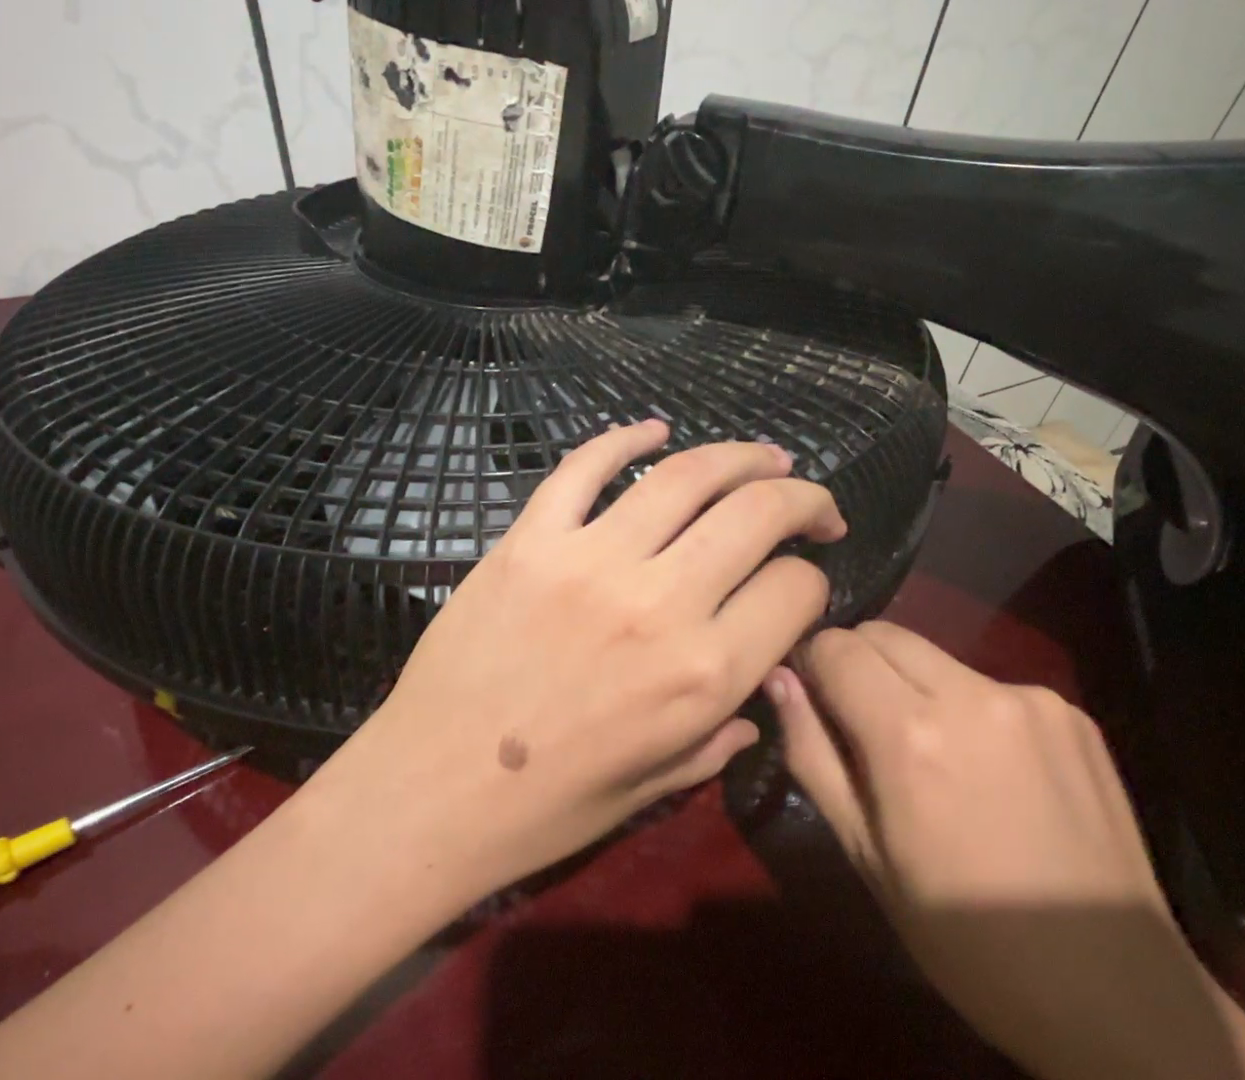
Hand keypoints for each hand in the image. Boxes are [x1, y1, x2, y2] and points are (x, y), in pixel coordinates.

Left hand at [309, 419, 845, 901]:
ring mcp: (589, 560)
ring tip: (765, 458)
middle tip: (812, 506)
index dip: (812, 584)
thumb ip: (721, 736)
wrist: (432, 793)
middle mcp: (660, 603)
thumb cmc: (549, 809)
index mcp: (704, 674)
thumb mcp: (656, 787)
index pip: (796, 592)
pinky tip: (654, 431)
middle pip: (758, 514)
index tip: (799, 589)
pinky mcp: (528, 540)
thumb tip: (759, 691)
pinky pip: (583, 467)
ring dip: (739, 456)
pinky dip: (624, 439)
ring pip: (685, 475)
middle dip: (804, 499)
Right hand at [768, 622, 1244, 1079]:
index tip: (809, 699)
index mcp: (910, 735)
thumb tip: (779, 680)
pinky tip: (986, 770)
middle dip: (855, 662)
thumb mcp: (864, 853)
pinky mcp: (1074, 715)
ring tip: (925, 754)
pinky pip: (991, 685)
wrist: (1111, 988)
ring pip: (938, 656)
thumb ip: (814, 754)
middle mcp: (972, 694)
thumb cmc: (963, 936)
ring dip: (910, 683)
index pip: (836, 647)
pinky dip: (966, 707)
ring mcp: (1032, 699)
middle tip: (855, 724)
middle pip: (886, 634)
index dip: (810, 664)